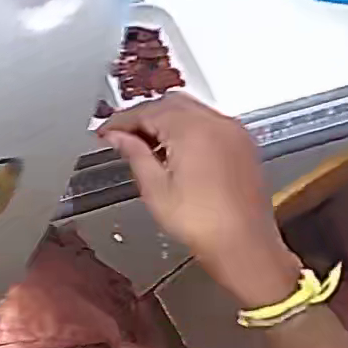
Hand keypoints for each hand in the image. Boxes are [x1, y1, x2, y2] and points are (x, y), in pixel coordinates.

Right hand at [99, 92, 301, 304]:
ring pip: (191, 110)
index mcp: (192, 130)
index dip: (121, 121)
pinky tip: (172, 150)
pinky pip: (209, 122)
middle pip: (170, 103)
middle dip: (142, 116)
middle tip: (120, 135)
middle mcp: (216, 123)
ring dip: (164, 120)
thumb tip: (117, 137)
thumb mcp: (155, 189)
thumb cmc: (201, 223)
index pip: (148, 111)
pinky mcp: (241, 144)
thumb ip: (134, 154)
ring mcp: (233, 131)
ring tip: (143, 145)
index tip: (105, 132)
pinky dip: (186, 128)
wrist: (242, 244)